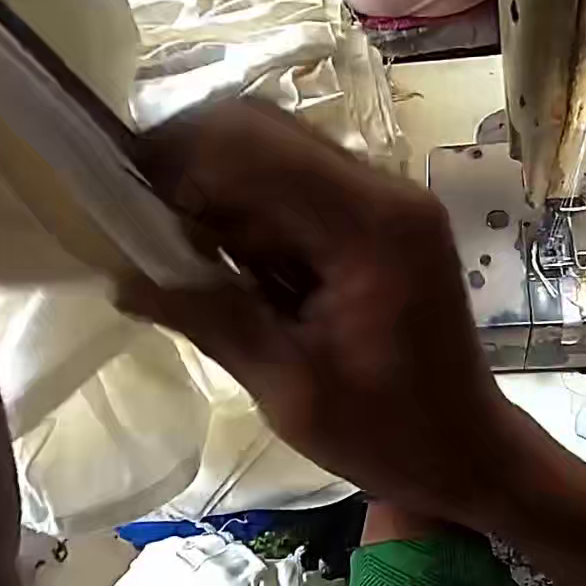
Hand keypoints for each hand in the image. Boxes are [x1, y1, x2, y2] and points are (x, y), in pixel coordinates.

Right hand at [119, 101, 530, 525]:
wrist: (467, 451)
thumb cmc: (390, 437)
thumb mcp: (290, 389)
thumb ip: (211, 318)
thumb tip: (123, 275)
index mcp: (372, 228)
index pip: (251, 145)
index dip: (173, 160)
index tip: (118, 207)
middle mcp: (386, 193)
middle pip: (263, 134)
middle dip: (191, 174)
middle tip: (148, 238)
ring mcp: (389, 203)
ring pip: (277, 157)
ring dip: (221, 198)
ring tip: (188, 262)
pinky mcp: (382, 224)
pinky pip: (300, 192)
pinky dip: (254, 219)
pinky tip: (236, 270)